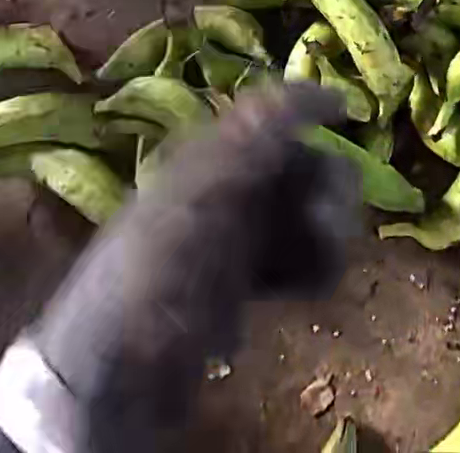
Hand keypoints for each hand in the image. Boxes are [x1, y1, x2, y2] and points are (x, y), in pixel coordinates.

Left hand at [29, 82, 358, 444]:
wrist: (113, 366)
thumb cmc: (156, 261)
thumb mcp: (203, 184)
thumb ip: (258, 133)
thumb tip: (320, 92)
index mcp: (216, 153)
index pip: (274, 110)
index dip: (311, 104)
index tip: (346, 113)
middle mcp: (235, 184)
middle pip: (306, 163)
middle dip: (330, 188)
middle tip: (329, 221)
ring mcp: (245, 231)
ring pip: (313, 211)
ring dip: (330, 233)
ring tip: (319, 265)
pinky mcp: (253, 275)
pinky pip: (305, 255)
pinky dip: (318, 266)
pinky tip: (310, 288)